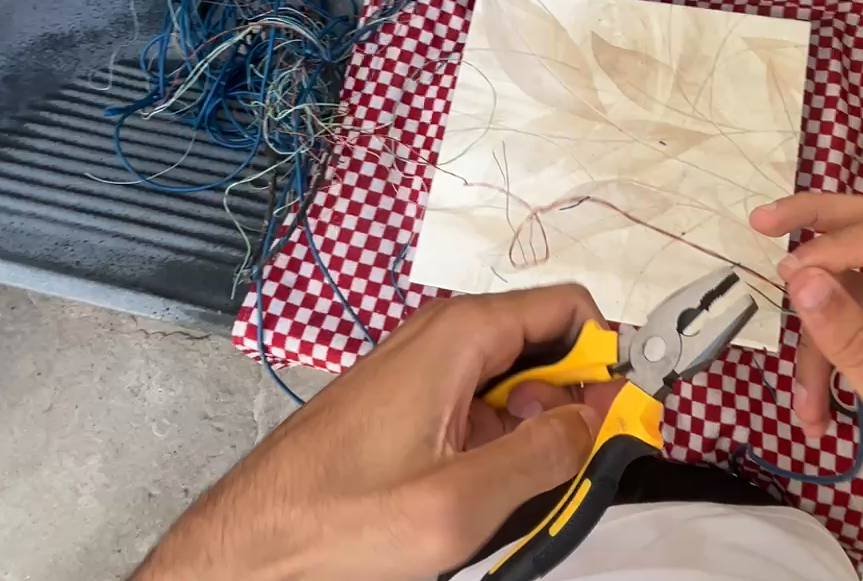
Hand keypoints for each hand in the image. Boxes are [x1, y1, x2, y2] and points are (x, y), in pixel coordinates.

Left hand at [132, 286, 607, 580]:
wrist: (240, 552)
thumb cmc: (342, 522)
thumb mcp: (461, 503)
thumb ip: (547, 454)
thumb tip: (610, 412)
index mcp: (464, 330)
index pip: (571, 309)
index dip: (607, 357)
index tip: (622, 419)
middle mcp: (449, 330)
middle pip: (546, 343)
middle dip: (571, 401)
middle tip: (565, 472)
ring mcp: (427, 362)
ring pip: (517, 378)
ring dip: (535, 430)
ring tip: (510, 494)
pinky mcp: (413, 395)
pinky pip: (482, 402)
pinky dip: (501, 441)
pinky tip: (479, 492)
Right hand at [752, 194, 862, 580]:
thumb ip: (858, 351)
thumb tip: (802, 278)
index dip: (844, 241)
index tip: (792, 270)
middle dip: (818, 228)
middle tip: (762, 221)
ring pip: (840, 290)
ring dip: (811, 343)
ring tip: (809, 402)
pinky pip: (831, 330)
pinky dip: (813, 368)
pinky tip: (816, 414)